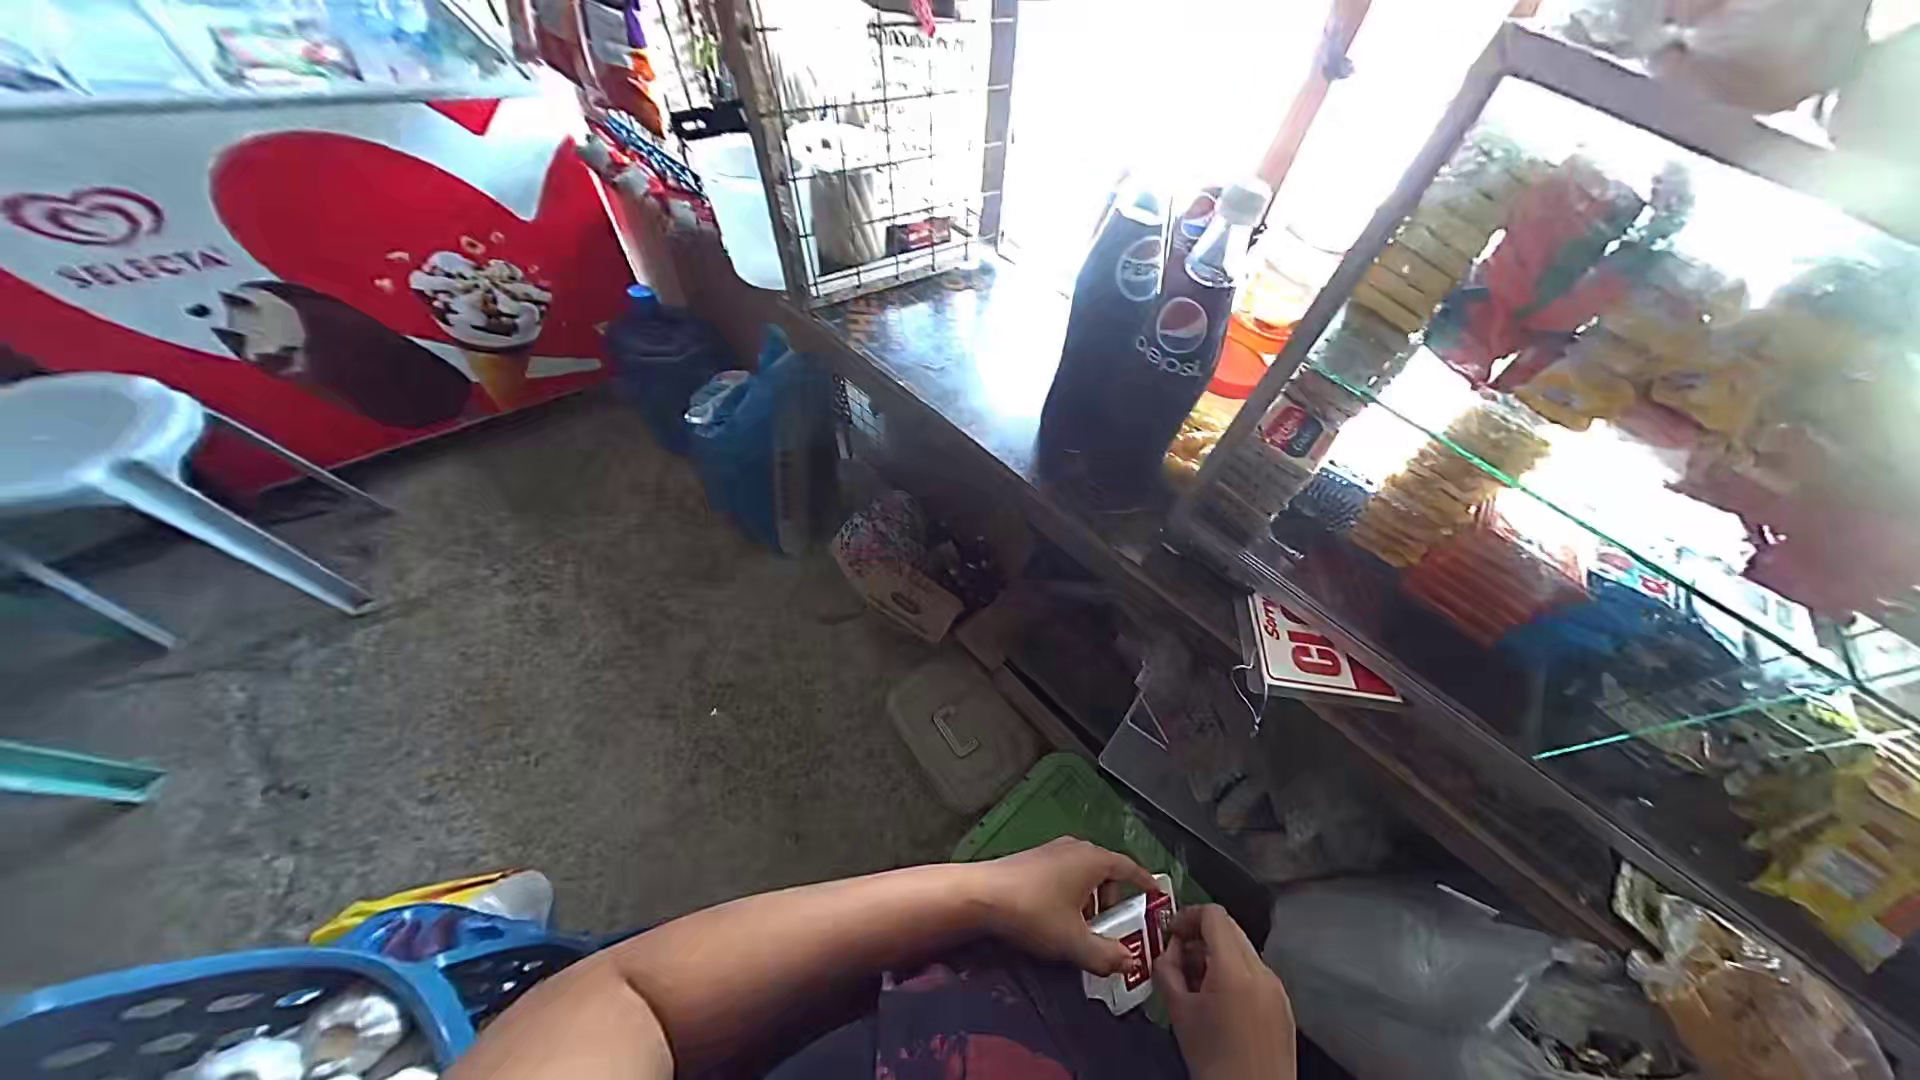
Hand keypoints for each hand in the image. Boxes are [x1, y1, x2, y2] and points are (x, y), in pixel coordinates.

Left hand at [974, 837, 1158, 975]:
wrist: (983, 894)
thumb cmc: (1034, 912)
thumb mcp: (1074, 942)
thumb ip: (1107, 956)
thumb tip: (1129, 962)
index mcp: (1092, 859)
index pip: (1129, 867)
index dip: (1145, 882)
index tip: (1158, 896)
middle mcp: (1076, 848)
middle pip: (1107, 872)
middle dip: (1115, 901)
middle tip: (1116, 930)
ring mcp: (1053, 850)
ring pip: (1085, 875)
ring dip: (1092, 901)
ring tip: (1085, 930)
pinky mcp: (1036, 858)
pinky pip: (1067, 874)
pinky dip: (1074, 894)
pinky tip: (1060, 919)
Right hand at [1155, 905, 1295, 1079]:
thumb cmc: (1212, 1061)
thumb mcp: (1178, 1010)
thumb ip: (1167, 968)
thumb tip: (1171, 949)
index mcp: (1235, 970)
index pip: (1213, 915)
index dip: (1188, 916)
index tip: (1172, 933)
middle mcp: (1262, 973)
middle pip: (1229, 928)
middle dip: (1201, 933)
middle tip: (1180, 954)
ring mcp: (1277, 990)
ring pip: (1242, 949)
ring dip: (1217, 952)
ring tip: (1197, 980)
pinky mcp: (1284, 1008)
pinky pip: (1255, 973)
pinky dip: (1234, 972)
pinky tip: (1220, 1001)